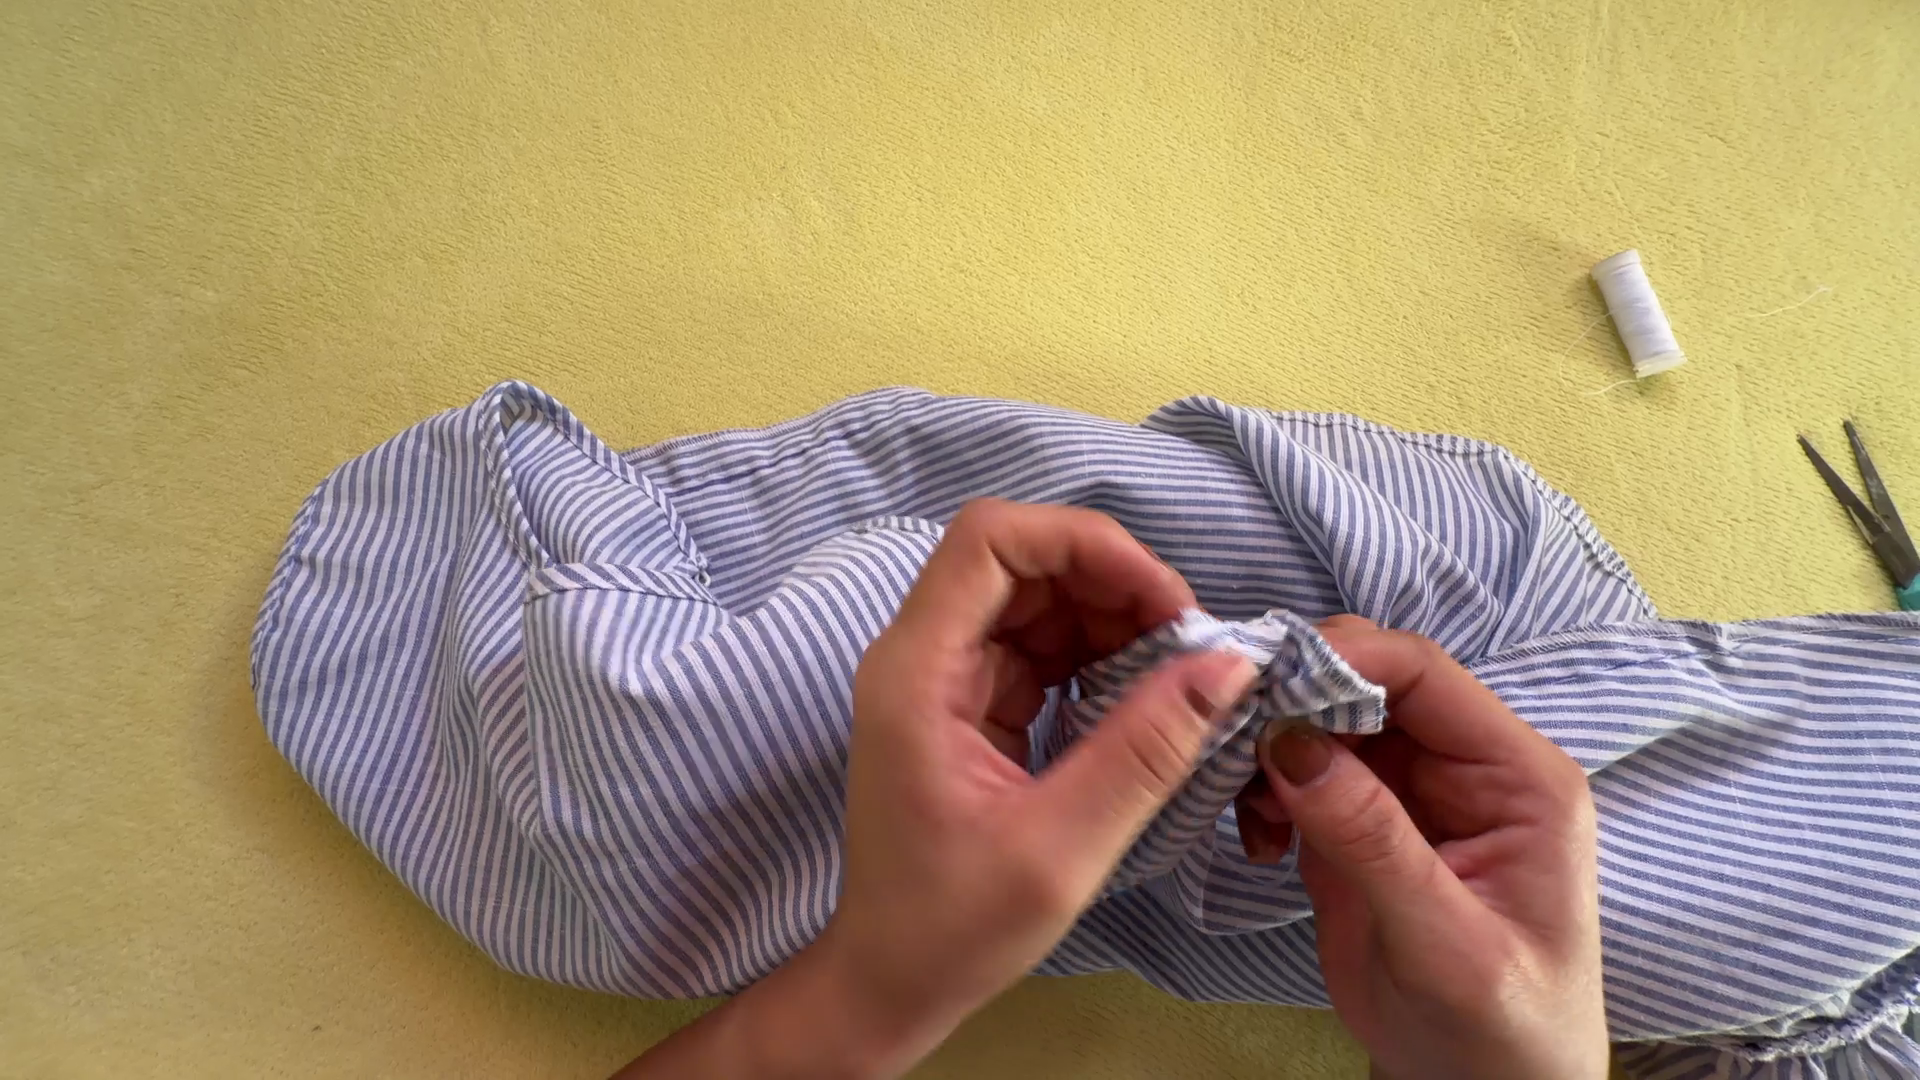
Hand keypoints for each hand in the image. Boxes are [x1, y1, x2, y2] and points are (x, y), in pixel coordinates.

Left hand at [615, 499, 1257, 1078]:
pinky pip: (1039, 639)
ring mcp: (945, 669)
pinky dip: (1095, 648)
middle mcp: (923, 649)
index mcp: (916, 669)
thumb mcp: (1061, 848)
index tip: (1161, 599)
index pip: (989, 539)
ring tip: (1173, 664)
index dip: (1080, 543)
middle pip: (1019, 557)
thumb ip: (1145, 751)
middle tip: (1184, 637)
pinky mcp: (970, 693)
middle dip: (1108, 578)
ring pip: (1035, 593)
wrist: (891, 976)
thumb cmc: (954, 927)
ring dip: (1109, 612)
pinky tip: (1137, 685)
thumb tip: (1227, 667)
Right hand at [1236, 616, 1607, 1079]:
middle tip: (1234, 740)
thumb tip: (1287, 742)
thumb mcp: (1445, 943)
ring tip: (1252, 814)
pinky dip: (1259, 787)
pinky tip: (1260, 842)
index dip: (1340, 658)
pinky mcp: (1350, 809)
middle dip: (1289, 701)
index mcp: (1510, 772)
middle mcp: (1453, 760)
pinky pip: (1290, 762)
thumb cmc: (1497, 1030)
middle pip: (1357, 681)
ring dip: (1266, 748)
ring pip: (1313, 716)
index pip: (1420, 672)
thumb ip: (1372, 839)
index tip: (1260, 681)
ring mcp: (1398, 783)